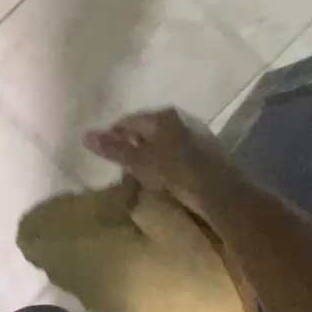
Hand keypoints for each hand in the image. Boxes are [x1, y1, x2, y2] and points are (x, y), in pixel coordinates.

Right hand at [83, 108, 234, 200]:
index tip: (103, 152)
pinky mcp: (207, 148)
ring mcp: (196, 132)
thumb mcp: (141, 163)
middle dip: (131, 142)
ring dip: (148, 150)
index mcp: (163, 116)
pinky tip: (161, 173)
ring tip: (138, 170)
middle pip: (146, 127)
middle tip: (118, 162)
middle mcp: (180, 117)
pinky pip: (176, 147)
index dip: (112, 135)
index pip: (128, 120)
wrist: (226, 195)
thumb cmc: (179, 175)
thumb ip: (114, 149)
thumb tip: (85, 135)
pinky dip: (164, 157)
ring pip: (162, 138)